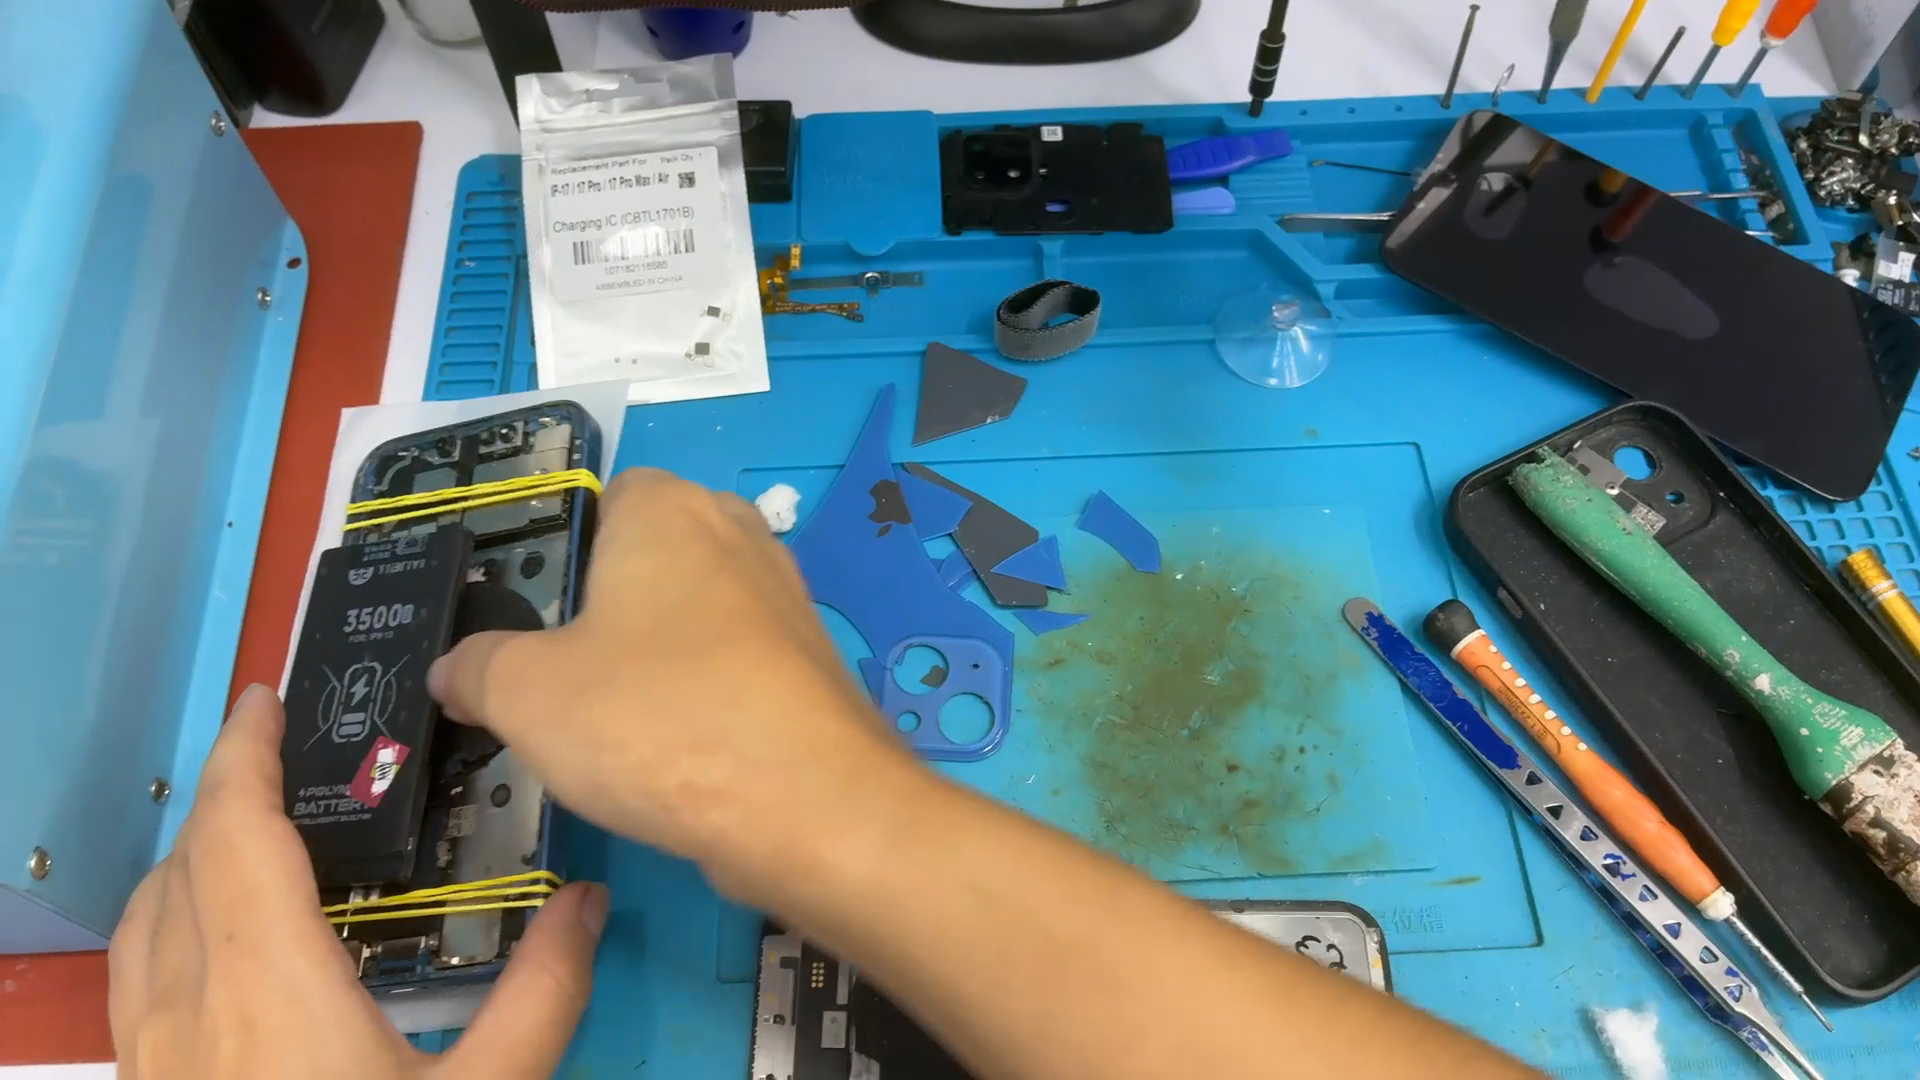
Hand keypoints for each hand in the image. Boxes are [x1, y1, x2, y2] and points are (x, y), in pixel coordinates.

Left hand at [109, 685, 608, 1078]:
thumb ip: (548, 988)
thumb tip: (592, 897)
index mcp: (269, 995)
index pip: (234, 843)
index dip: (243, 758)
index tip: (264, 696)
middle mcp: (188, 1019)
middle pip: (179, 871)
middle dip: (222, 792)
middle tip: (288, 748)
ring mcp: (157, 1066)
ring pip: (145, 925)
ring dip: (195, 851)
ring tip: (262, 819)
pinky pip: (145, 975)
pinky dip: (183, 912)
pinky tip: (240, 932)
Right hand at [428, 468, 914, 902]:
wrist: (803, 794)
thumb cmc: (653, 715)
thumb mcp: (527, 693)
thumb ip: (480, 667)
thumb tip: (458, 668)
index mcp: (670, 508)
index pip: (608, 497)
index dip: (567, 548)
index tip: (538, 614)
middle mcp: (740, 532)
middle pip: (656, 554)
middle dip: (612, 604)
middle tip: (569, 672)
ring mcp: (787, 594)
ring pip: (699, 609)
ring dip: (660, 651)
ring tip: (621, 719)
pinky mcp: (813, 654)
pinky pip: (740, 656)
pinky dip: (710, 685)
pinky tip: (684, 742)